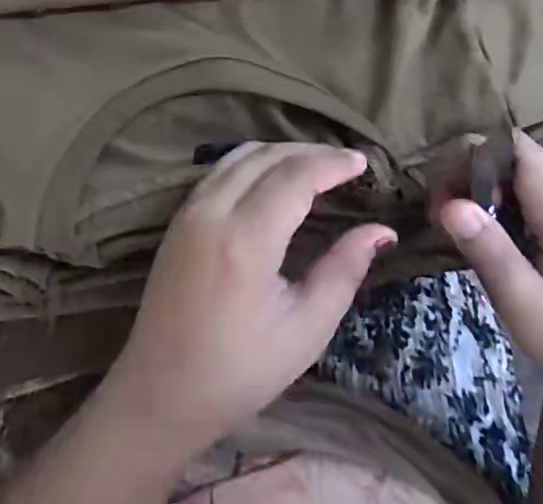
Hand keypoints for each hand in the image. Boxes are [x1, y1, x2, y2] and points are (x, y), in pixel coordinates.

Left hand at [95, 141, 396, 452]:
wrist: (160, 391)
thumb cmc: (240, 371)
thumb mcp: (305, 330)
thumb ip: (344, 270)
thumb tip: (382, 230)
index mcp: (245, 240)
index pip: (294, 176)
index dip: (332, 163)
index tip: (363, 163)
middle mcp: (212, 211)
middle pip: (267, 156)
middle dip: (311, 152)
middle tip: (347, 164)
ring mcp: (189, 210)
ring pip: (240, 155)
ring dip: (281, 152)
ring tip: (317, 166)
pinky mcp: (178, 216)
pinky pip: (220, 169)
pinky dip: (254, 161)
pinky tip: (274, 176)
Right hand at [436, 130, 542, 418]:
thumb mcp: (533, 317)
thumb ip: (494, 257)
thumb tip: (451, 205)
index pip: (511, 147)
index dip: (468, 160)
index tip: (443, 203)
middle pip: (510, 153)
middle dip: (467, 174)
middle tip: (442, 222)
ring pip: (515, 167)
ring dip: (480, 189)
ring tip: (462, 234)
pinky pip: (528, 186)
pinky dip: (499, 200)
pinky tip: (491, 239)